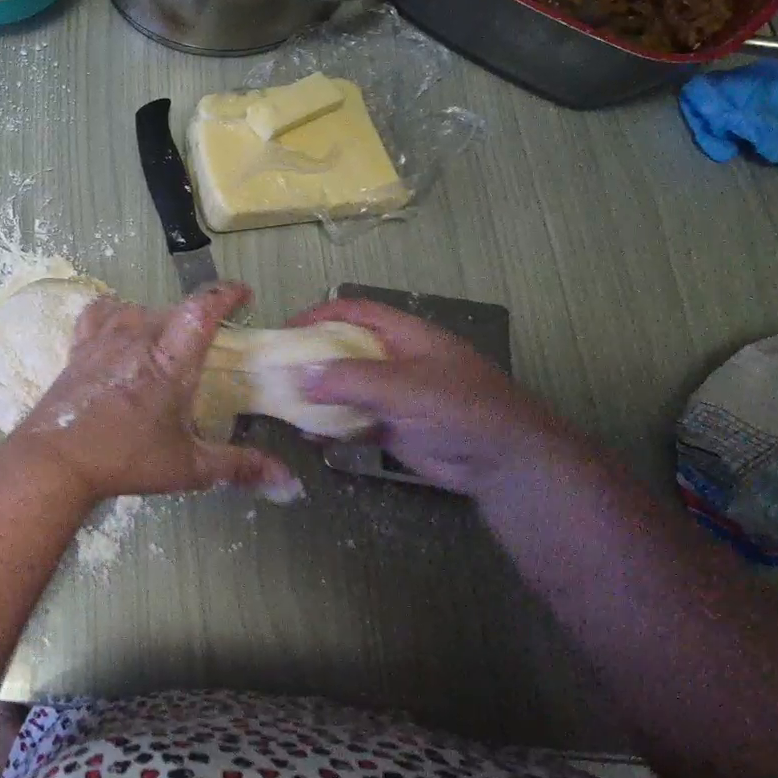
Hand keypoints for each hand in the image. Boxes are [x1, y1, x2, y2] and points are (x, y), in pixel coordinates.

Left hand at [10, 284, 298, 502]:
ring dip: (154, 318)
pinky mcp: (77, 349)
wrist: (55, 459)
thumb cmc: (125, 459)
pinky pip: (96, 315)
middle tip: (206, 343)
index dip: (224, 294)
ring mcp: (102, 340)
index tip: (242, 293)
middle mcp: (135, 339)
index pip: (200, 309)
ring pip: (134, 309)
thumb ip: (237, 466)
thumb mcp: (188, 467)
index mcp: (169, 360)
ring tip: (163, 341)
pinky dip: (112, 315)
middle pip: (170, 310)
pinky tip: (117, 329)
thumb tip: (287, 481)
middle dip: (193, 319)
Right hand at [291, 298, 611, 499]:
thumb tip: (298, 376)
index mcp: (405, 336)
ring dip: (313, 394)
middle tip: (272, 370)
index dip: (317, 315)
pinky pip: (349, 419)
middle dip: (307, 358)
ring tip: (280, 403)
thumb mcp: (404, 387)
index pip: (354, 312)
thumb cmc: (461, 410)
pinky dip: (327, 425)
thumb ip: (349, 379)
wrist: (505, 465)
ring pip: (342, 386)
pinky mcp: (390, 425)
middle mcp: (394, 360)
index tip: (283, 332)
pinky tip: (308, 434)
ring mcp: (392, 394)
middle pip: (341, 349)